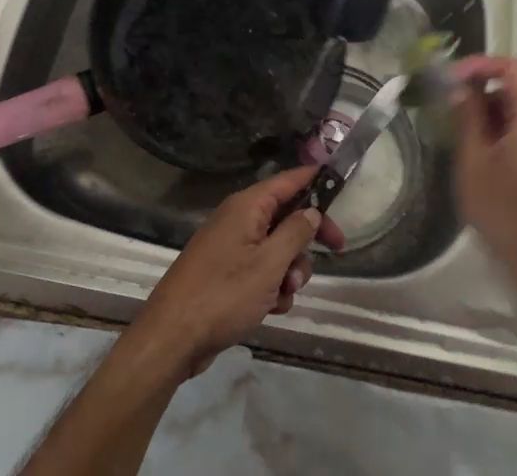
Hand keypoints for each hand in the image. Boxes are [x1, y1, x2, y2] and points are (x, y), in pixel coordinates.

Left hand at [134, 166, 345, 377]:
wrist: (173, 337)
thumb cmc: (224, 294)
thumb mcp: (269, 263)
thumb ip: (295, 233)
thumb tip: (312, 210)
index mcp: (246, 207)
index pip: (288, 180)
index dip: (316, 181)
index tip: (343, 186)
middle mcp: (238, 220)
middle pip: (286, 217)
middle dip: (305, 241)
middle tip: (335, 252)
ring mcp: (231, 248)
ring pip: (277, 250)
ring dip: (289, 272)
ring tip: (282, 294)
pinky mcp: (227, 275)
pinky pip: (261, 272)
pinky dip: (271, 288)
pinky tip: (269, 309)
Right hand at [452, 57, 516, 280]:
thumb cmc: (504, 211)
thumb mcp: (474, 162)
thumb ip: (468, 118)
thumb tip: (459, 88)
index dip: (483, 64)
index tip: (453, 78)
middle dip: (488, 82)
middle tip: (455, 97)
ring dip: (495, 103)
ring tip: (463, 122)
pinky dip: (506, 121)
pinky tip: (481, 143)